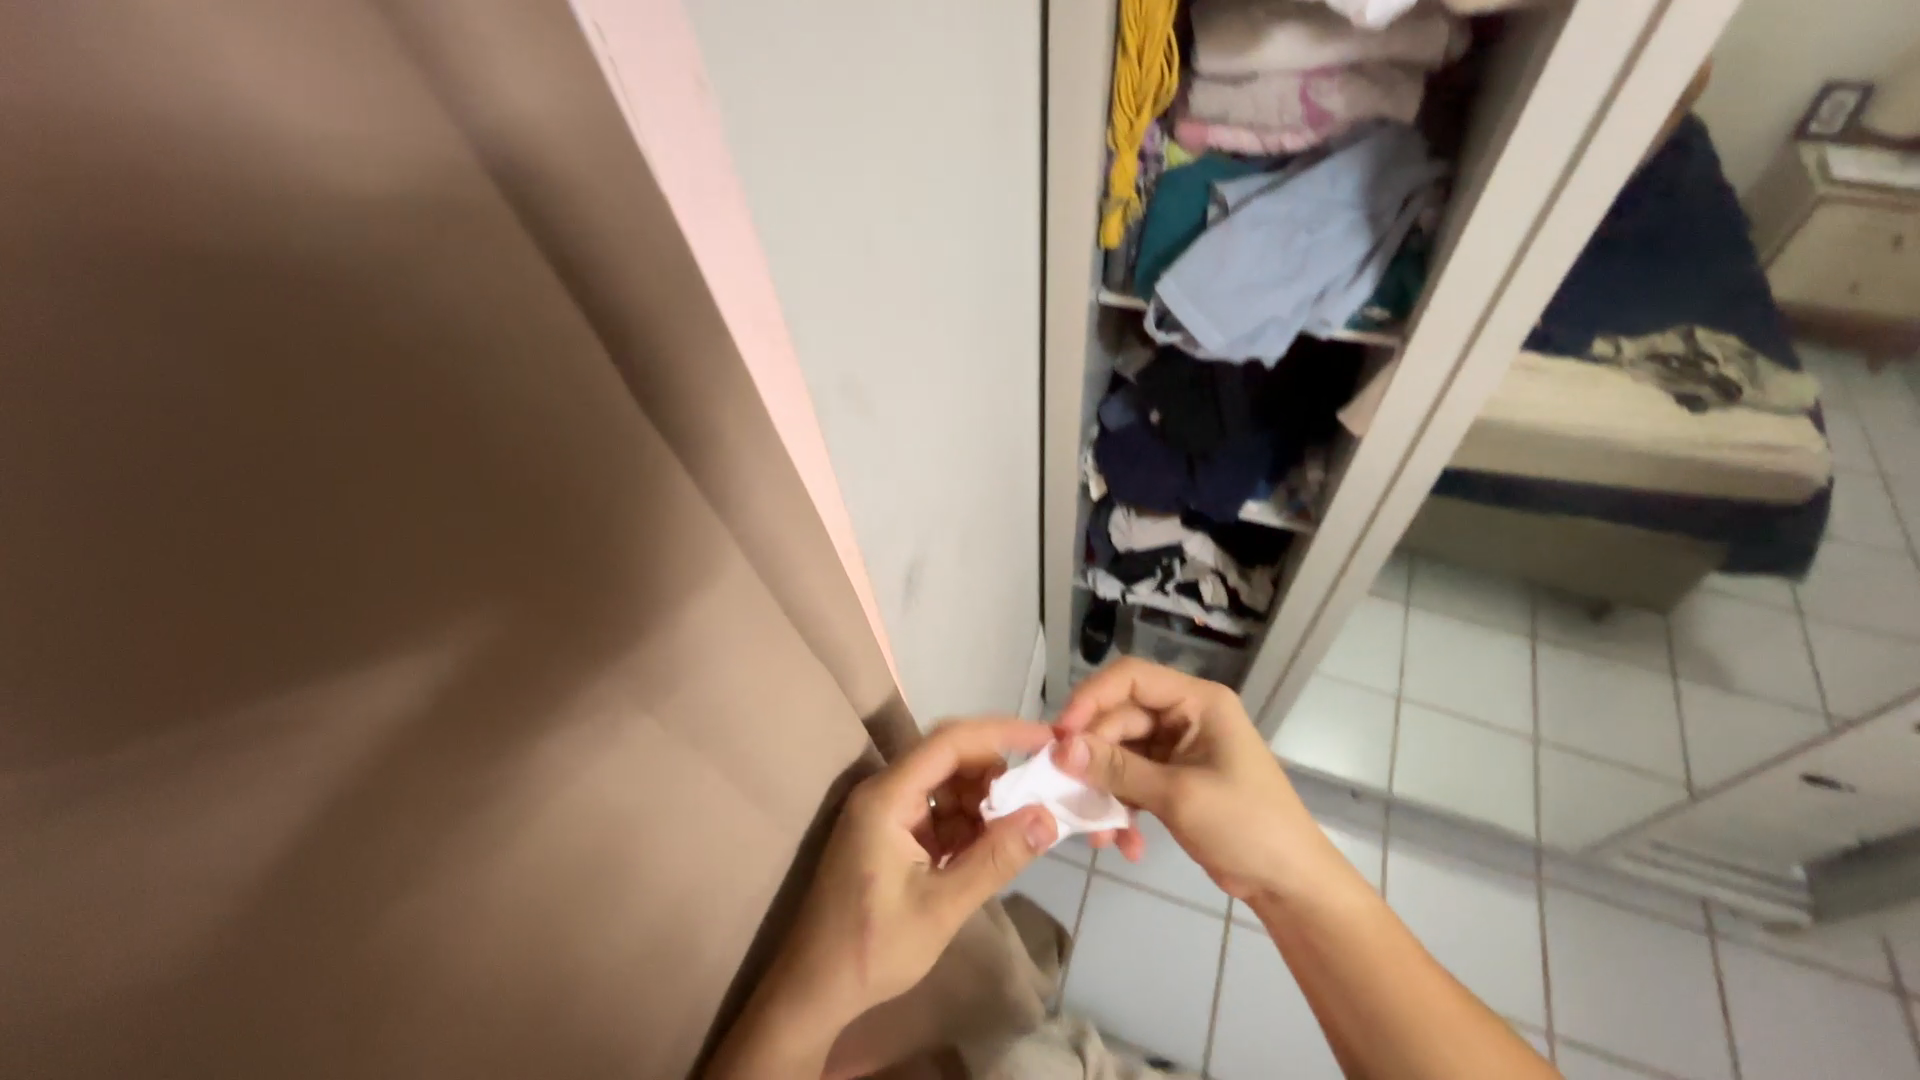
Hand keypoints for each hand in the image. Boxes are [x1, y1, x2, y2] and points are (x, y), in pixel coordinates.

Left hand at [768, 718, 1058, 1028]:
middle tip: (1039, 797)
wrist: (814, 989)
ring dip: (984, 802)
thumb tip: (1048, 818)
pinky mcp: (892, 835)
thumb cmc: (871, 948)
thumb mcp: (941, 907)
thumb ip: (995, 859)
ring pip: (947, 785)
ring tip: (1018, 831)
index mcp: (888, 797)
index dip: (1001, 733)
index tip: (1047, 739)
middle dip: (996, 773)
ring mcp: (887, 814)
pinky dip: (968, 824)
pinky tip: (991, 848)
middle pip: (949, 758)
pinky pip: (939, 812)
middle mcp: (885, 793)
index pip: (950, 741)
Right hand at [1052, 658, 1337, 902]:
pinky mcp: (1173, 780)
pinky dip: (1122, 808)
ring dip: (1105, 791)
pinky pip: (1132, 782)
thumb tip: (1060, 749)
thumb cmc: (1246, 826)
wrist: (1289, 885)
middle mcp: (1185, 717)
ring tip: (1098, 832)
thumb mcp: (1178, 795)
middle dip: (1094, 758)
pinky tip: (1123, 843)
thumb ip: (1117, 769)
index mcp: (1198, 702)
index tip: (1061, 737)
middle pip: (1120, 720)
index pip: (1131, 678)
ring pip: (1120, 754)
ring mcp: (1178, 750)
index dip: (1090, 699)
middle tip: (1067, 791)